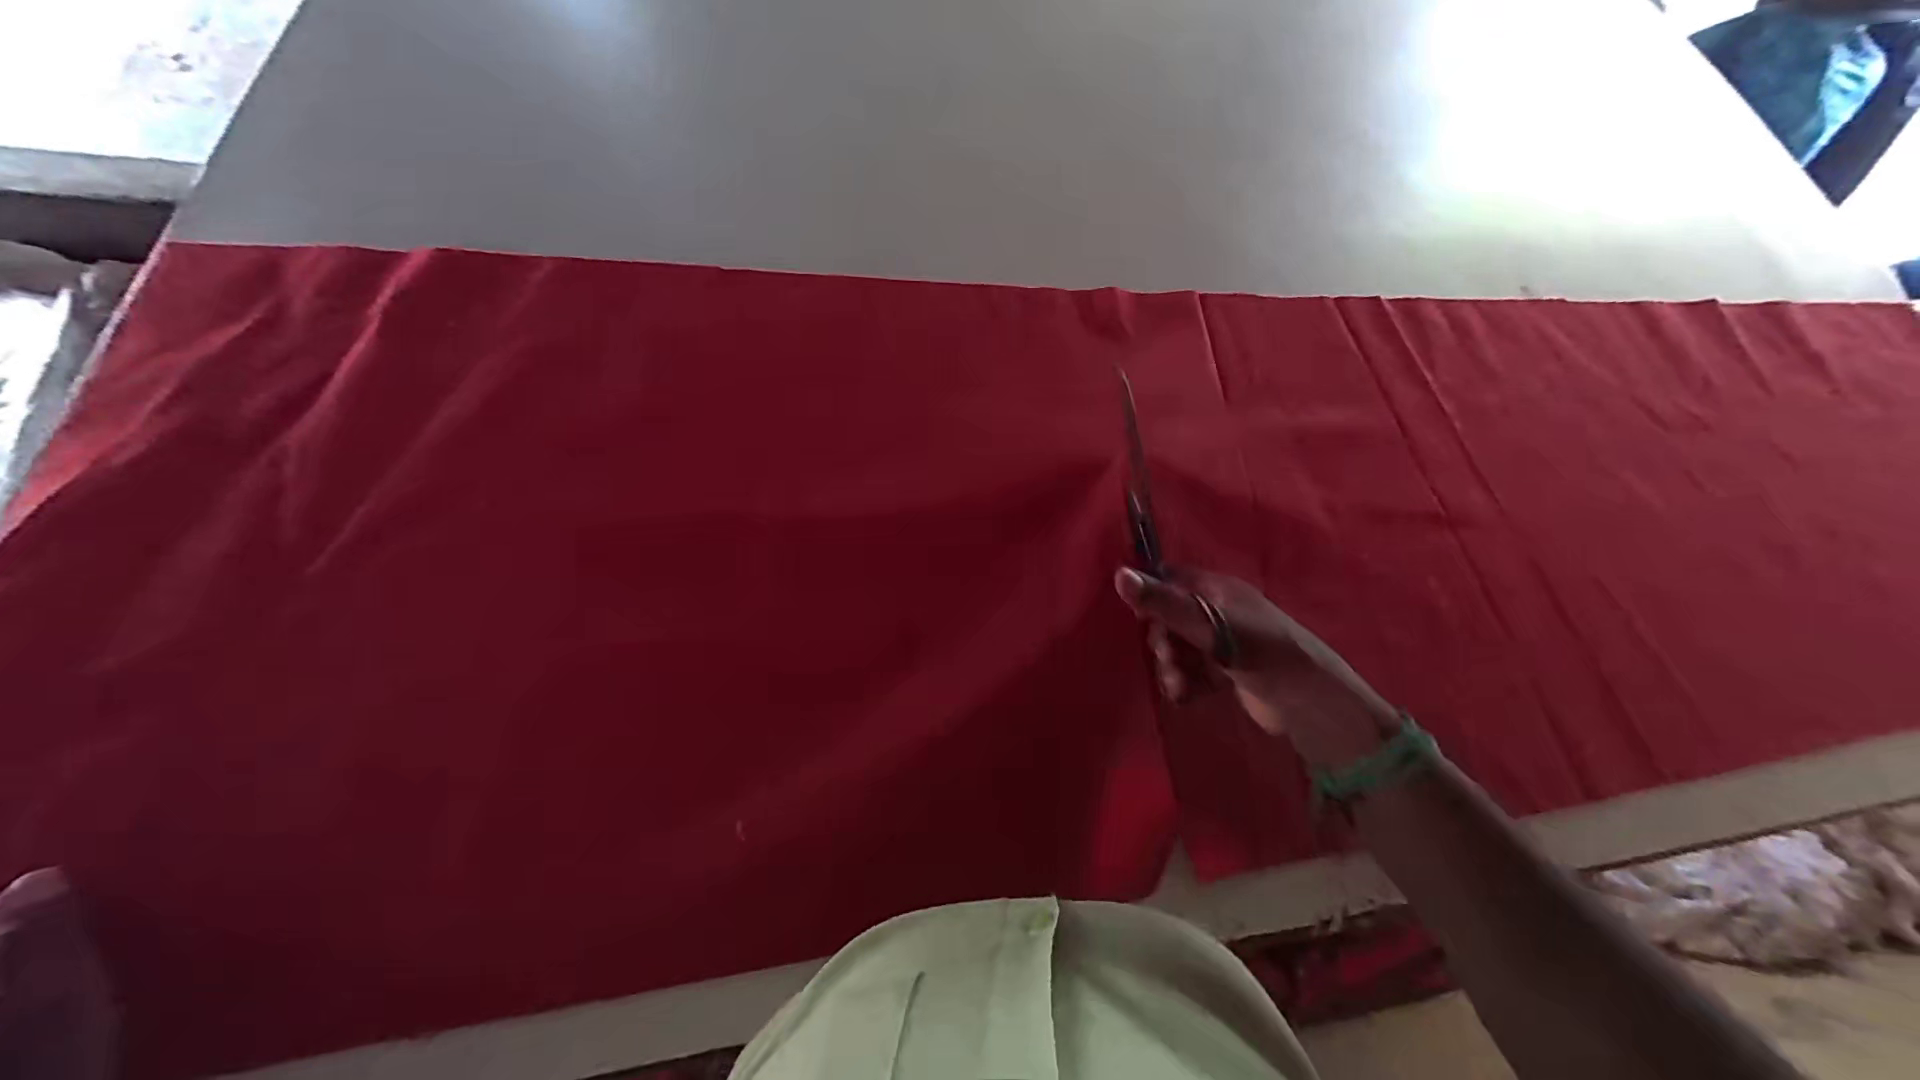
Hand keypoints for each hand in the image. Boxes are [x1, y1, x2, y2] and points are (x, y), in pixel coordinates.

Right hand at [1114, 566, 1396, 766]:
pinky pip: (1191, 673)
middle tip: (1169, 658)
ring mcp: (1223, 644)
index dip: (1149, 594)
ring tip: (1180, 684)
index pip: (1169, 578)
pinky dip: (1185, 684)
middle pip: (1169, 619)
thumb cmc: (1262, 650)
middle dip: (1162, 641)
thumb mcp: (1209, 625)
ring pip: (1178, 649)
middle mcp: (1218, 611)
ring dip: (1171, 667)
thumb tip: (1118, 574)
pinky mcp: (1226, 673)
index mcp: (1216, 589)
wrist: (1310, 703)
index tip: (1139, 617)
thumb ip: (1163, 603)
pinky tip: (1187, 696)